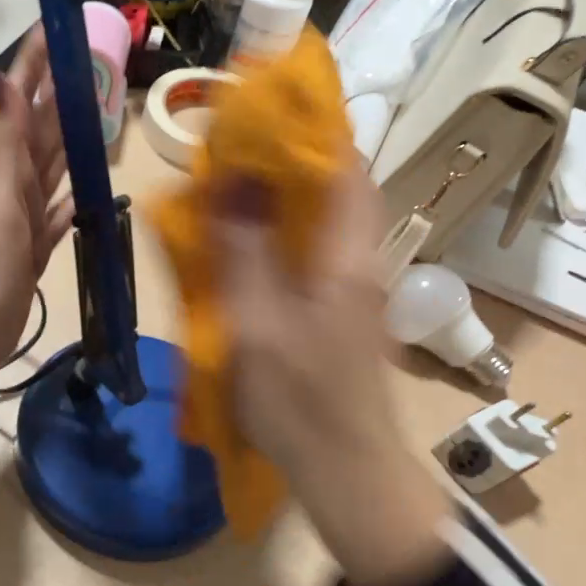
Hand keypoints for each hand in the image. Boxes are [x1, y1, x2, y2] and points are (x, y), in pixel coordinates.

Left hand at [0, 27, 73, 387]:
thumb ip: (5, 145)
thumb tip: (3, 79)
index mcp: (2, 170)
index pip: (21, 106)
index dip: (33, 67)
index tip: (53, 27)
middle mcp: (12, 187)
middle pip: (41, 131)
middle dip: (59, 94)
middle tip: (87, 59)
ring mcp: (23, 219)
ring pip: (51, 168)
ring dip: (68, 139)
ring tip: (92, 110)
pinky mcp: (34, 250)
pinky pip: (57, 215)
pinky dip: (69, 199)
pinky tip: (84, 189)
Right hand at [219, 165, 451, 585]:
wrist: (346, 470)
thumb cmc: (300, 401)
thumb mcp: (258, 325)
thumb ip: (242, 252)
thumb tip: (228, 182)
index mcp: (347, 258)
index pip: (342, 168)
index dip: (305, 132)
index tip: (256, 115)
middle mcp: (359, 262)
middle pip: (333, 189)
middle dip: (285, 161)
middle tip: (228, 152)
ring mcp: (352, 289)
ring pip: (321, 221)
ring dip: (280, 197)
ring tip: (226, 189)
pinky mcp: (338, 313)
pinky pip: (310, 252)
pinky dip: (279, 234)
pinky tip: (242, 246)